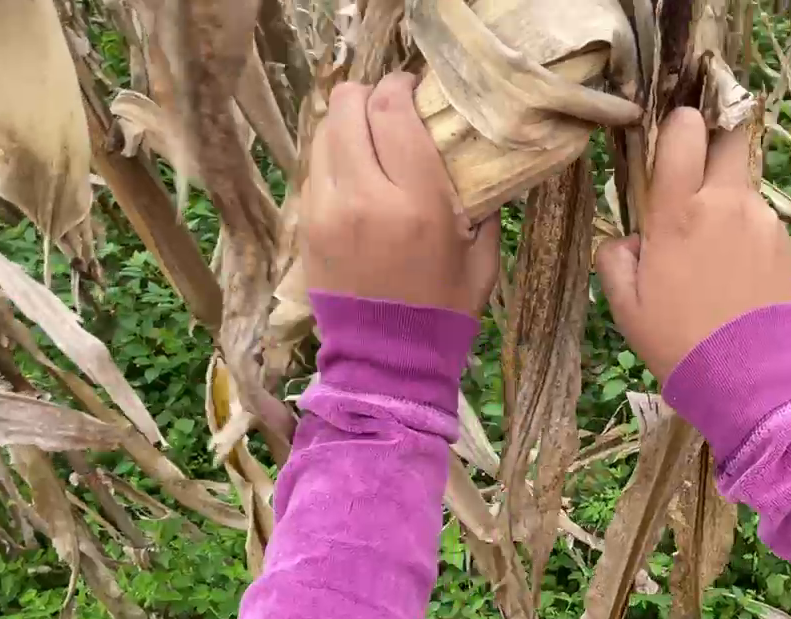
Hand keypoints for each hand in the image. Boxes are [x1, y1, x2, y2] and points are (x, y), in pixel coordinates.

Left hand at [301, 74, 499, 315]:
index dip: (402, 86)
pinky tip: (354, 180)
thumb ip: (483, 208)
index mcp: (418, 205)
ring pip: (324, 130)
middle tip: (389, 113)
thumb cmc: (445, 314)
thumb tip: (478, 164)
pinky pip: (314, 167)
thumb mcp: (481, 263)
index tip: (413, 91)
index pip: (394, 109)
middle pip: (349, 104)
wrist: (390, 360)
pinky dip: (334, 160)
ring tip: (369, 145)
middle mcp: (366, 196)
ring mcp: (328, 209)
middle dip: (370, 97)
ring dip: (348, 126)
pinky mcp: (307, 224)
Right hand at [596, 109, 790, 382]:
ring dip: (726, 203)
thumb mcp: (626, 308)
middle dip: (714, 140)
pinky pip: (760, 223)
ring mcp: (762, 221)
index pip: (685, 127)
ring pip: (743, 186)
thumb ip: (615, 259)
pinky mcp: (786, 244)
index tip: (671, 146)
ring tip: (715, 260)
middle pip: (730, 133)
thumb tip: (630, 239)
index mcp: (678, 212)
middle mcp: (725, 203)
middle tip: (697, 178)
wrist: (747, 382)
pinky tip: (738, 279)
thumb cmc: (677, 344)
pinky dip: (746, 236)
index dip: (678, 127)